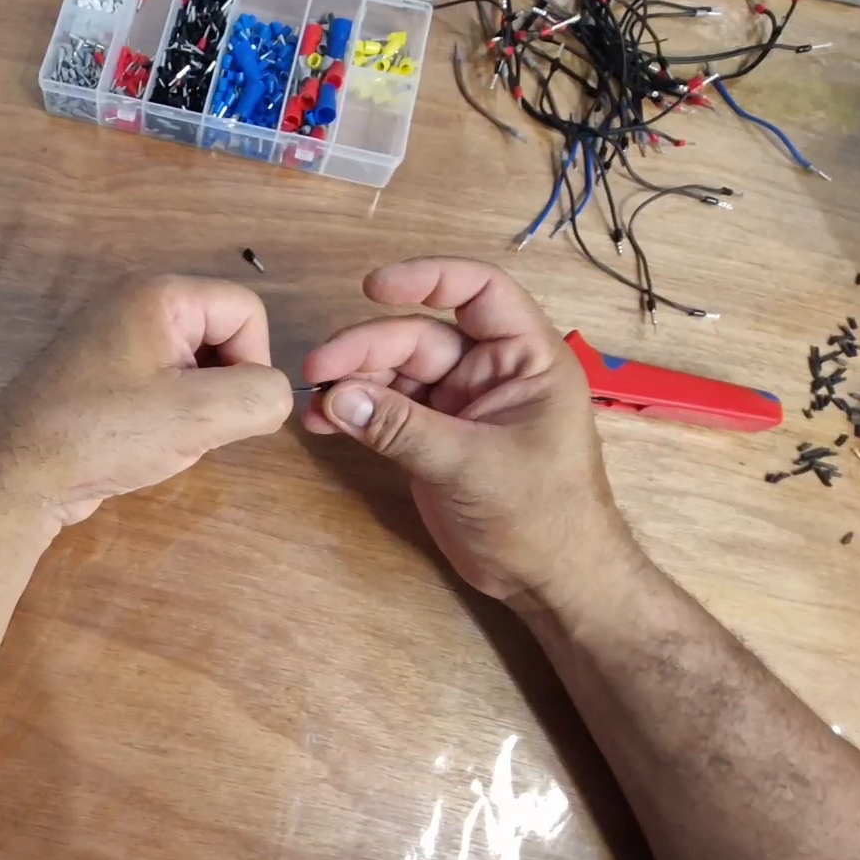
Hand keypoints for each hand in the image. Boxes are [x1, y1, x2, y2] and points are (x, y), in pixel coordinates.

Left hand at [0, 274, 292, 527]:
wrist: (17, 473)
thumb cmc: (106, 434)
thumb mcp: (200, 416)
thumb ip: (261, 397)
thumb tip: (273, 396)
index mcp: (157, 293)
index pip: (246, 311)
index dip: (253, 363)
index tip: (228, 411)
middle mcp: (132, 303)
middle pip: (219, 333)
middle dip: (221, 385)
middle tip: (193, 425)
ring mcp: (111, 338)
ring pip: (192, 363)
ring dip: (195, 405)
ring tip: (163, 435)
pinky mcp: (99, 373)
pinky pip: (160, 382)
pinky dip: (167, 413)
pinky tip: (142, 440)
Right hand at [302, 257, 642, 607]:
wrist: (545, 579)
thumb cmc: (541, 515)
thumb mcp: (472, 465)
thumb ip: (402, 429)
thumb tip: (335, 396)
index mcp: (522, 359)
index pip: (479, 293)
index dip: (429, 279)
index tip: (372, 287)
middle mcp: (485, 373)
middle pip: (417, 339)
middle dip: (365, 351)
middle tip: (316, 370)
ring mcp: (453, 406)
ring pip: (393, 376)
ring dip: (351, 385)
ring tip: (313, 403)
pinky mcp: (427, 438)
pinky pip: (382, 413)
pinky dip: (352, 415)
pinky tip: (322, 422)